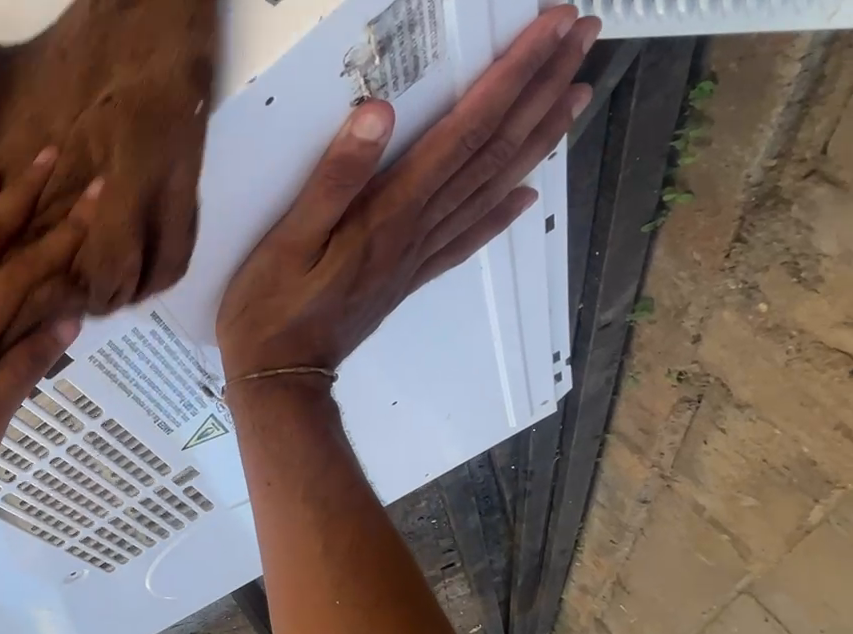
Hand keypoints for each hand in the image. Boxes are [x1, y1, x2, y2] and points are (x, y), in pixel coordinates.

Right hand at [216, 6, 598, 382]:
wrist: (278, 378)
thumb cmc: (269, 313)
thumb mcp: (285, 243)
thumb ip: (333, 181)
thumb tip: (379, 114)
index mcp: (389, 214)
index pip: (463, 133)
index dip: (511, 76)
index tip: (552, 26)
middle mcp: (415, 230)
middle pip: (491, 153)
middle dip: (540, 90)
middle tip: (584, 36)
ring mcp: (414, 258)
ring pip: (490, 189)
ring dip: (537, 140)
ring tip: (575, 95)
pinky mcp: (405, 281)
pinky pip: (465, 240)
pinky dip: (501, 214)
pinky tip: (528, 196)